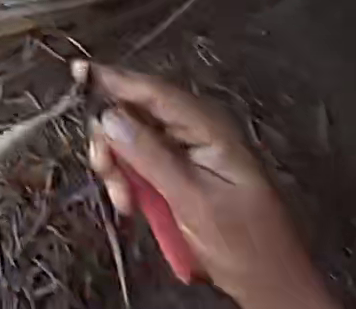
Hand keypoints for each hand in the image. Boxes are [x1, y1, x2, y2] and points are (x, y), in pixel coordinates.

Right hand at [84, 62, 336, 308]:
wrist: (278, 295)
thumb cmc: (245, 246)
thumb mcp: (194, 201)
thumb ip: (149, 155)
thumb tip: (107, 115)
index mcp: (206, 125)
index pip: (151, 90)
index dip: (112, 78)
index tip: (77, 71)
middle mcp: (194, 129)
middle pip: (135, 113)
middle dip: (113, 139)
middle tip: (103, 170)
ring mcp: (187, 151)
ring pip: (132, 138)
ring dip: (118, 166)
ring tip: (123, 200)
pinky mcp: (180, 173)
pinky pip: (141, 162)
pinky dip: (129, 180)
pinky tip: (130, 204)